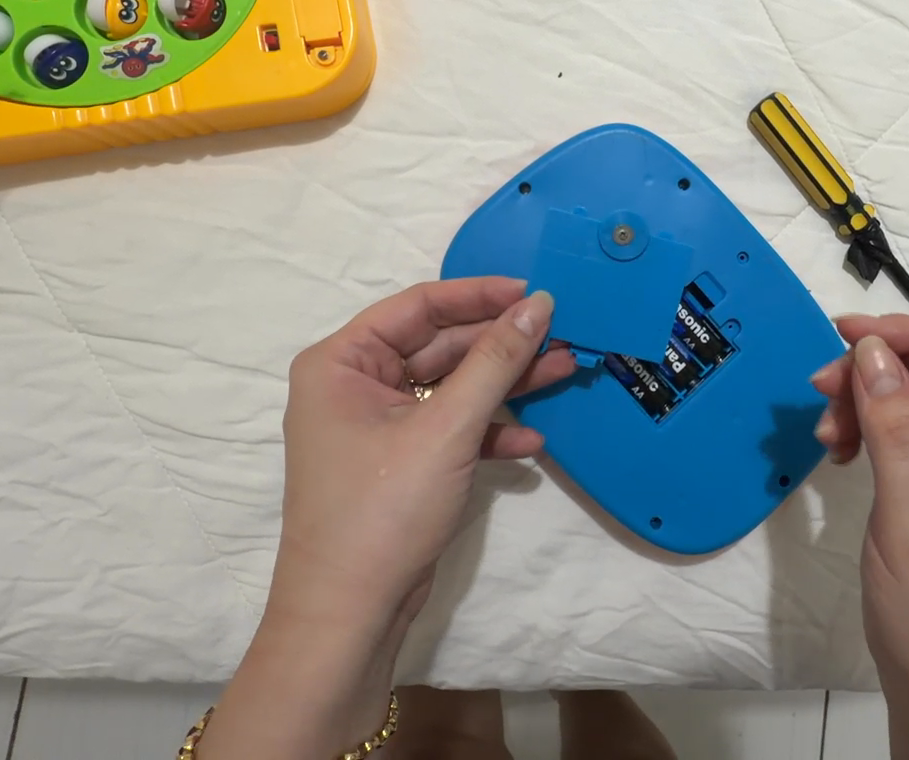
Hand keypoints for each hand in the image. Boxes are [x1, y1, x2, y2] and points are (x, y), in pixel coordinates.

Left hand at [274, 277, 569, 619]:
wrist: (352, 617)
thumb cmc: (385, 508)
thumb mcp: (449, 427)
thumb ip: (497, 360)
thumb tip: (539, 303)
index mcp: (342, 362)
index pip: (420, 306)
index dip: (480, 295)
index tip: (534, 291)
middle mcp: (356, 384)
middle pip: (442, 345)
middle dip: (503, 345)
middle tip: (561, 334)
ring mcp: (381, 423)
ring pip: (455, 385)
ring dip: (507, 384)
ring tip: (565, 370)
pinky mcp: (405, 459)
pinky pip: (453, 426)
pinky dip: (490, 429)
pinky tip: (531, 440)